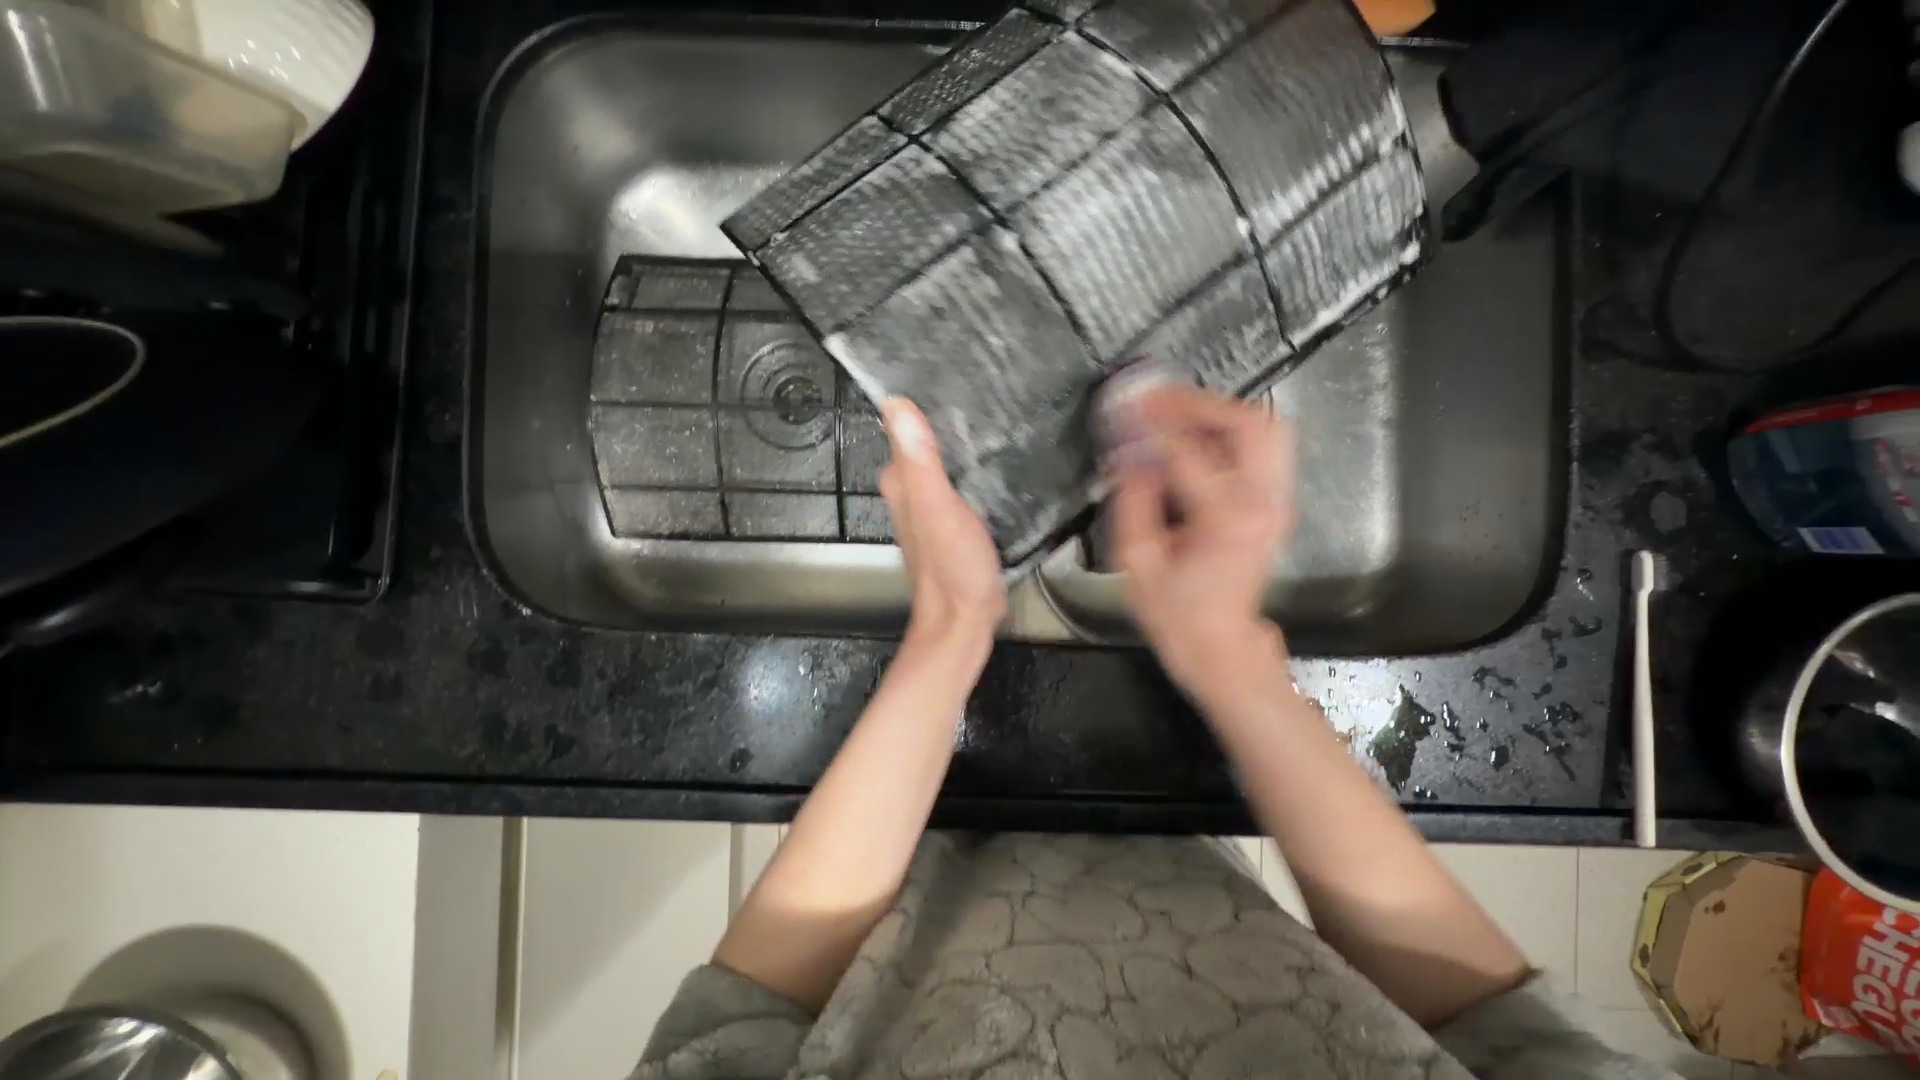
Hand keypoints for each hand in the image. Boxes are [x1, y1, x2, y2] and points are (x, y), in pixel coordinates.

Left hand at [879, 398, 1006, 649]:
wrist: (966, 620)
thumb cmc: (952, 567)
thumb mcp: (937, 509)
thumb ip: (920, 460)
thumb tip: (895, 404)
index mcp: (901, 480)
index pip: (905, 422)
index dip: (924, 391)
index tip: (950, 360)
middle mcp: (911, 487)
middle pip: (928, 435)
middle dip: (952, 409)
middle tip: (989, 376)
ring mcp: (934, 502)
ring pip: (949, 455)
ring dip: (968, 435)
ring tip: (1002, 402)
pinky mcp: (957, 516)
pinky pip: (966, 476)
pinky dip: (979, 462)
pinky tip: (1003, 452)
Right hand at [1105, 381, 1295, 693]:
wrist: (1220, 644)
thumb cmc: (1175, 613)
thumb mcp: (1136, 562)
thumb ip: (1132, 499)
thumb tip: (1129, 453)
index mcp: (1226, 520)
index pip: (1188, 451)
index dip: (1152, 424)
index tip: (1125, 407)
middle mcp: (1263, 503)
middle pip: (1247, 423)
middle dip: (1198, 402)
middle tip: (1157, 397)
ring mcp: (1279, 501)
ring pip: (1265, 427)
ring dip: (1220, 411)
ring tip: (1177, 411)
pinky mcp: (1279, 501)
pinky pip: (1265, 446)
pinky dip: (1232, 429)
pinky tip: (1198, 435)